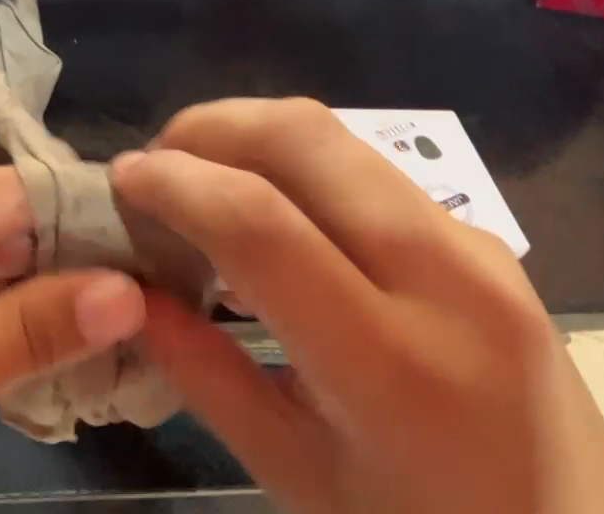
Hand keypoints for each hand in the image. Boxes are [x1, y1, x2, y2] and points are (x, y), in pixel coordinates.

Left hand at [0, 166, 145, 513]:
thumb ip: (29, 330)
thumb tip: (130, 287)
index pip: (15, 193)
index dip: (93, 219)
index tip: (169, 251)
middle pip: (4, 220)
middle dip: (77, 260)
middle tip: (164, 298)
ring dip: (47, 292)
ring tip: (135, 324)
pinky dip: (7, 316)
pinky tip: (63, 345)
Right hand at [111, 98, 603, 513]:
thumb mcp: (294, 474)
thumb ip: (200, 372)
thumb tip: (126, 291)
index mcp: (392, 362)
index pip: (259, 223)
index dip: (174, 184)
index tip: (119, 181)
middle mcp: (444, 277)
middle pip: (303, 138)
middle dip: (207, 128)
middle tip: (156, 166)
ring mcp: (475, 247)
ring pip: (336, 138)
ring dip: (249, 137)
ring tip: (200, 181)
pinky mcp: (484, 239)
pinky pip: (366, 168)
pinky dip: (295, 164)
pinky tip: (268, 210)